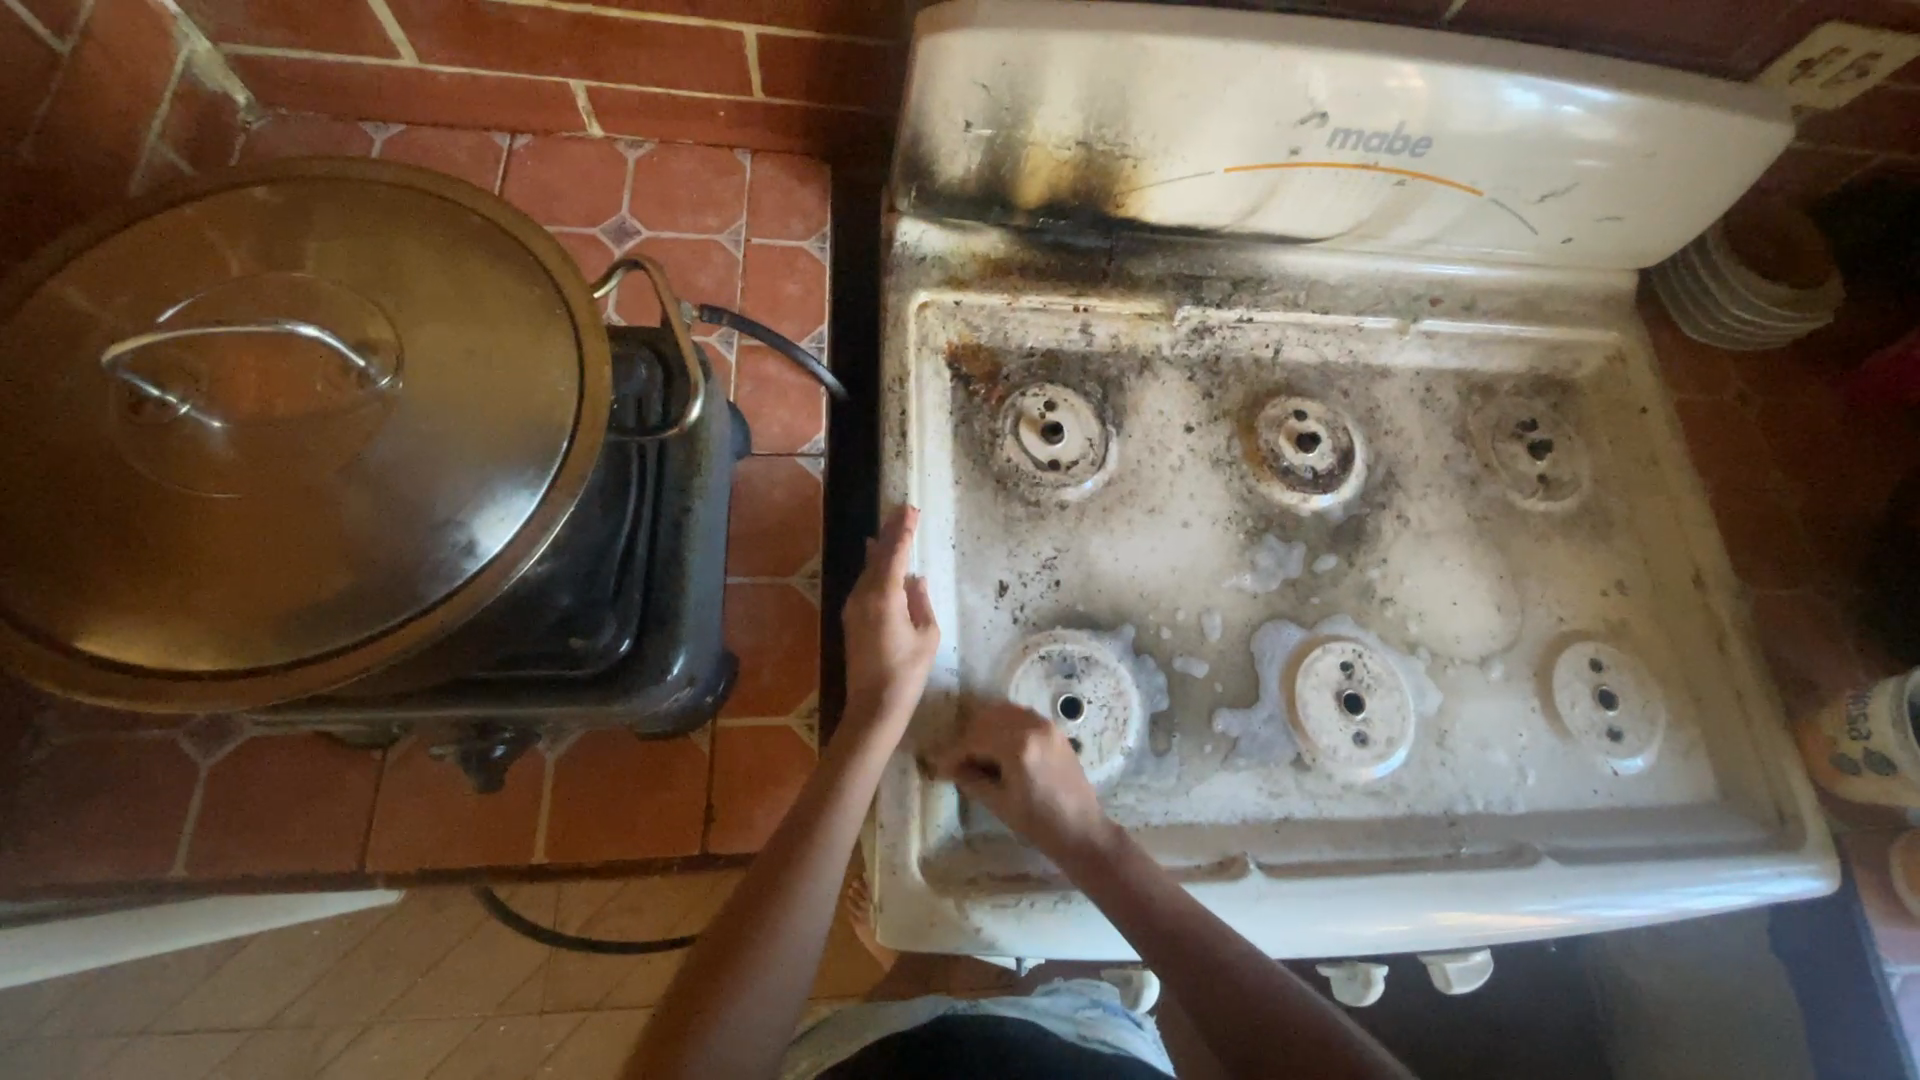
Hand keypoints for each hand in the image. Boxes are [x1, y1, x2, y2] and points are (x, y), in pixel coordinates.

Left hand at [841, 506, 938, 731]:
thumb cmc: (907, 673)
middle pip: (878, 556)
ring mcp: (853, 607)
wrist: (873, 706)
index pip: (895, 554)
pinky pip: (864, 583)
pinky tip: (877, 558)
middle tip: (903, 510)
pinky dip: (874, 566)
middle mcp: (863, 595)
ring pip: (868, 569)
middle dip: (891, 532)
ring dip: (881, 548)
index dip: (904, 531)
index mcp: (884, 596)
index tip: (911, 510)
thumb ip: (921, 601)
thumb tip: (915, 579)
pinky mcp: (851, 619)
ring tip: (892, 526)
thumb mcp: (927, 635)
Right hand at [932, 702, 1117, 864]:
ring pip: (1004, 712)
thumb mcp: (999, 803)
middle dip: (967, 736)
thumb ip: (971, 779)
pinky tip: (998, 747)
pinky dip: (1004, 725)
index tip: (939, 768)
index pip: (974, 739)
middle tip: (957, 760)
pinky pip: (1021, 716)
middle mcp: (1032, 726)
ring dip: (985, 727)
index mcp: (1017, 746)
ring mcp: (1046, 724)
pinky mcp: (1054, 729)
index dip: (953, 754)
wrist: (1082, 829)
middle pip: (987, 717)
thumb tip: (949, 767)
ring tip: (976, 752)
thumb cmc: (1039, 823)